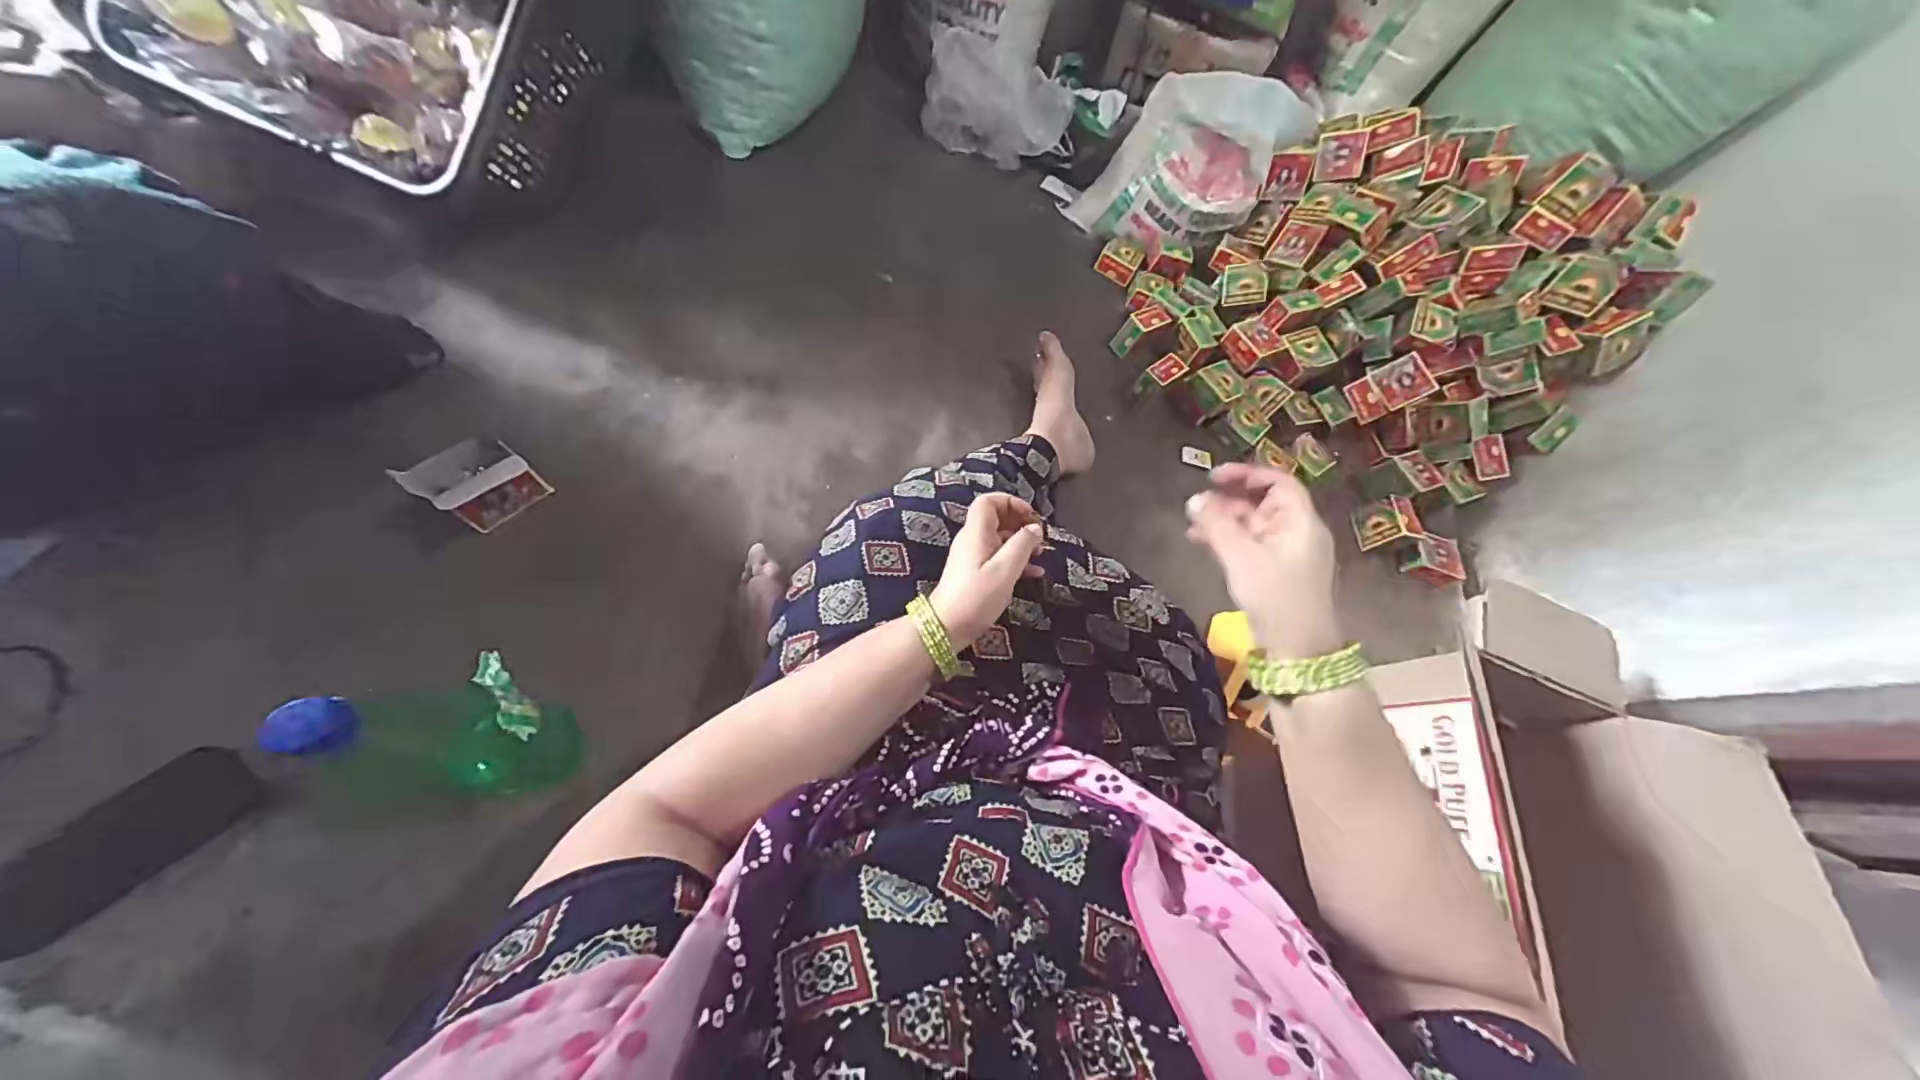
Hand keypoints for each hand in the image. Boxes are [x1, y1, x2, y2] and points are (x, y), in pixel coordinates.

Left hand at [929, 494, 1045, 646]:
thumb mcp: (1006, 570)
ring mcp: (972, 556)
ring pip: (1000, 538)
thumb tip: (1034, 528)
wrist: (947, 627)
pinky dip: (1015, 560)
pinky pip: (997, 556)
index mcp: (976, 533)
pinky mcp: (975, 572)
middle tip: (1040, 537)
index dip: (1011, 502)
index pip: (989, 501)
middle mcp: (972, 540)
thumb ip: (1023, 545)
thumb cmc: (977, 597)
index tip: (1032, 517)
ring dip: (1021, 543)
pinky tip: (1034, 572)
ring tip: (1041, 554)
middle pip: (997, 518)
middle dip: (1021, 523)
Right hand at [1184, 463, 1343, 658]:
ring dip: (1224, 520)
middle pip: (1263, 503)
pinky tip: (1202, 542)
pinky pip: (1250, 545)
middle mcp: (1296, 534)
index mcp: (1300, 523)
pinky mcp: (1274, 573)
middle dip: (1230, 499)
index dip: (1247, 474)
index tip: (1214, 476)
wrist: (1298, 650)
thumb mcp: (1242, 558)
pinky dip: (1227, 539)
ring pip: (1253, 525)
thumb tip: (1194, 499)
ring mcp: (1286, 554)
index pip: (1278, 483)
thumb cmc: (1275, 598)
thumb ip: (1217, 526)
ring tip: (1193, 522)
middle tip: (1198, 500)